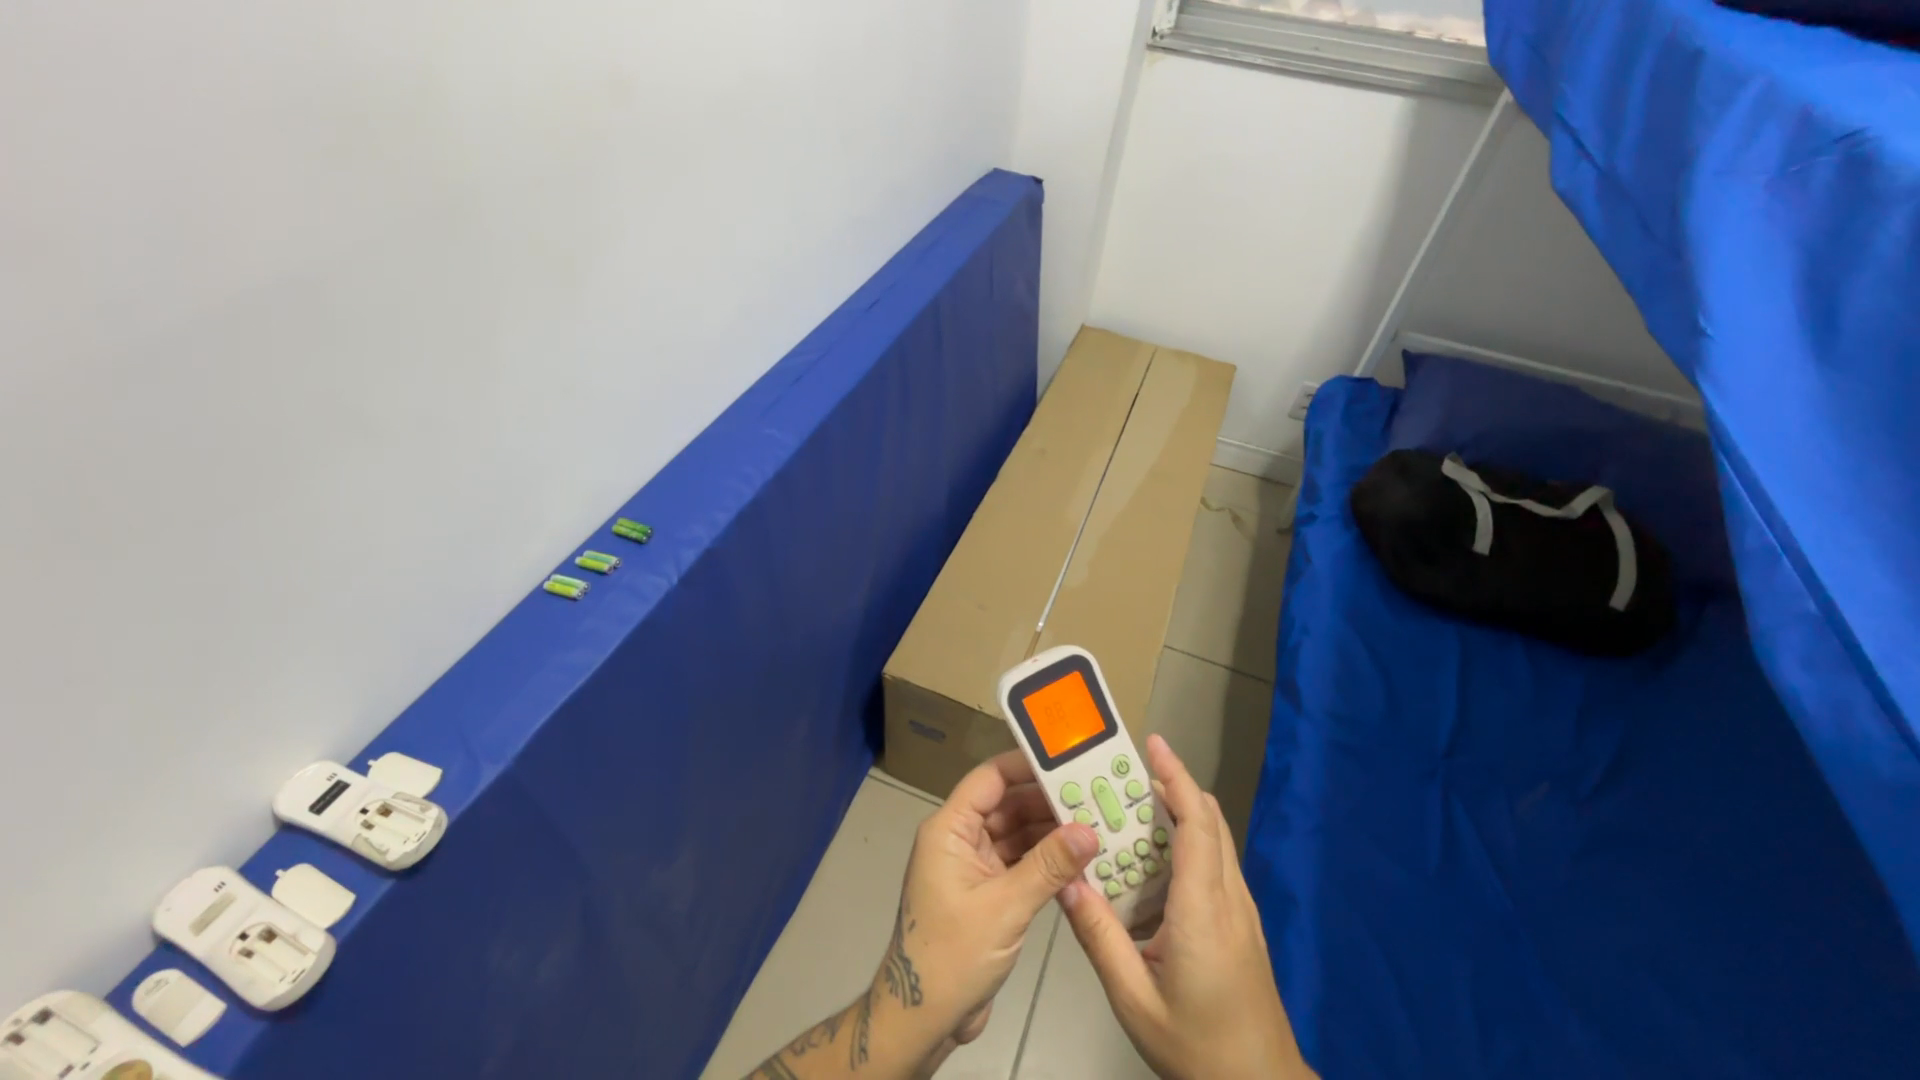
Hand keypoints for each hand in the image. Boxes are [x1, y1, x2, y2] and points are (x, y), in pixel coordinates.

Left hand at [859, 751, 1101, 1071]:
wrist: (922, 1018)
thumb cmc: (952, 954)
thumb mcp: (1005, 907)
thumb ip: (1049, 866)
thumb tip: (1090, 830)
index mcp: (950, 830)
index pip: (990, 779)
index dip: (1026, 765)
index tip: (1069, 760)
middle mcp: (960, 841)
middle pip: (1007, 805)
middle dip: (1048, 801)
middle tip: (1098, 795)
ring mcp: (973, 868)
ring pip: (1016, 836)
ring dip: (1051, 833)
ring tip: (1098, 824)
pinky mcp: (986, 894)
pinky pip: (1019, 864)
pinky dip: (1046, 862)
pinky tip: (1082, 861)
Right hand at [1058, 735, 1314, 1079]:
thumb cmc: (1196, 1046)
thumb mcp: (1133, 998)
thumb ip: (1099, 937)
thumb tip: (1065, 882)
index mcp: (1203, 910)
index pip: (1196, 825)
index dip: (1177, 779)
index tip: (1153, 745)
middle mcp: (1230, 899)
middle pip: (1210, 822)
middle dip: (1173, 787)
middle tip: (1126, 774)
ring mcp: (1243, 912)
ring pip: (1217, 842)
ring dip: (1181, 815)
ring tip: (1131, 811)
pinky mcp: (1243, 926)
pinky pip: (1216, 867)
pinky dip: (1188, 845)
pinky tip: (1152, 867)